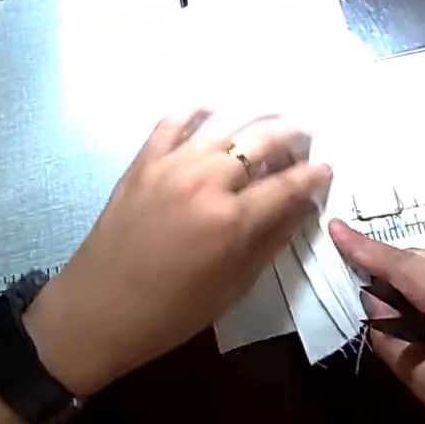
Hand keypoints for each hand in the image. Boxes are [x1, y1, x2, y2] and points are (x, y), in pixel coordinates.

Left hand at [23, 111, 329, 395]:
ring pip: (224, 121)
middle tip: (307, 133)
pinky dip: (197, 111)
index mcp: (231, 220)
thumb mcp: (234, 285)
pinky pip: (173, 121)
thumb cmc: (172, 311)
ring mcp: (170, 165)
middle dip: (293, 133)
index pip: (288, 184)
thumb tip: (302, 206)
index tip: (327, 168)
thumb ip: (272, 239)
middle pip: (262, 141)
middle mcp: (205, 181)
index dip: (314, 174)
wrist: (97, 313)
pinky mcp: (142, 162)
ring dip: (255, 114)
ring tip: (273, 114)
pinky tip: (214, 113)